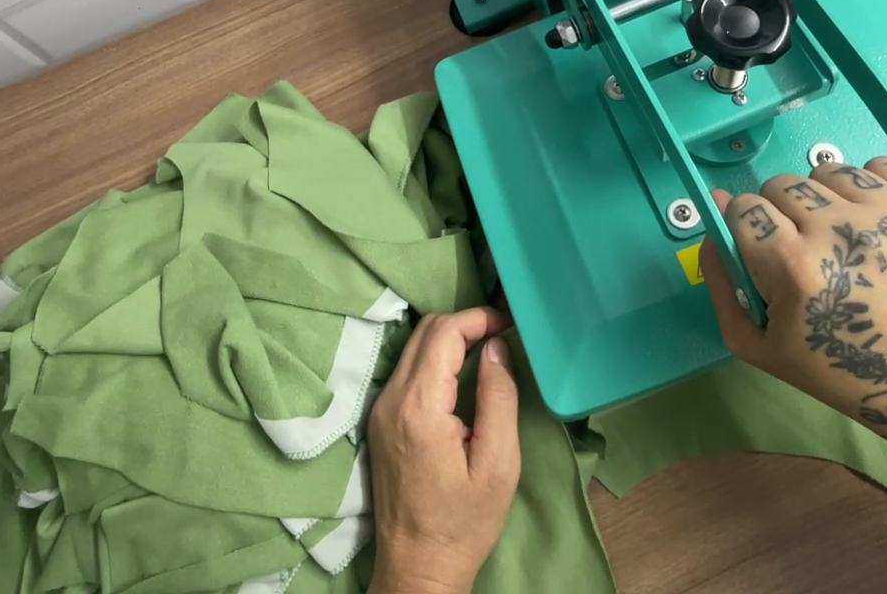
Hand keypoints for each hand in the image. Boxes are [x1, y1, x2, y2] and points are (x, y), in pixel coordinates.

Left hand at [366, 307, 520, 593]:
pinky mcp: (380, 420)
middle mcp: (391, 399)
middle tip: (499, 337)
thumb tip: (496, 346)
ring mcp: (380, 409)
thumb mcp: (498, 464)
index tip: (507, 325)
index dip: (477, 318)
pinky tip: (460, 375)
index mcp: (419, 408)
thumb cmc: (463, 522)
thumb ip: (498, 397)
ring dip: (449, 338)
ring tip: (485, 351)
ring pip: (414, 347)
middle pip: (425, 331)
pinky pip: (407, 369)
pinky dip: (435, 358)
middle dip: (464, 323)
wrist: (416, 569)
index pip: (443, 333)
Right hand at [699, 158, 886, 448]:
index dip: (748, 226)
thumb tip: (714, 206)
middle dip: (785, 212)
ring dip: (830, 197)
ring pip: (833, 169)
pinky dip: (877, 188)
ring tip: (850, 235)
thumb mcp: (759, 345)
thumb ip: (721, 278)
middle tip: (810, 248)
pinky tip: (886, 224)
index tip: (768, 248)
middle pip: (784, 184)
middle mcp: (845, 231)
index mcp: (795, 267)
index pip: (745, 208)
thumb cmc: (844, 371)